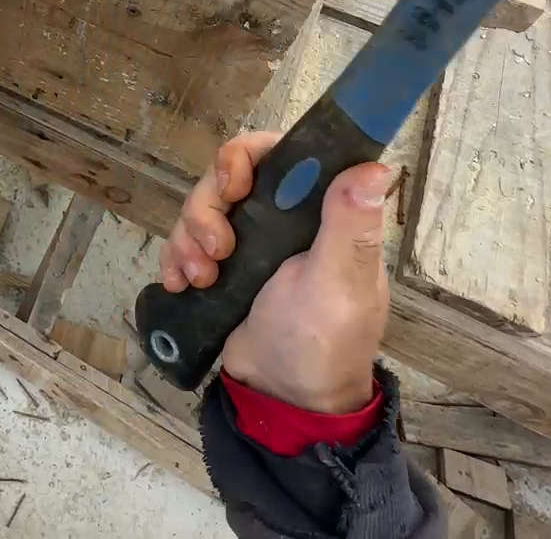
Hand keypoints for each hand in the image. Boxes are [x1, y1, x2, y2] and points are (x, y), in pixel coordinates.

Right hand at [158, 132, 392, 413]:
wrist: (281, 397)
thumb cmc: (321, 340)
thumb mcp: (339, 284)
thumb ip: (349, 226)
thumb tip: (377, 165)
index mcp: (314, 211)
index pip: (277, 153)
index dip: (244, 156)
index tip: (232, 186)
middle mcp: (278, 216)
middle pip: (224, 178)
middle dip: (207, 212)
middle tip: (217, 252)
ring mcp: (243, 239)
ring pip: (197, 208)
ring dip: (188, 240)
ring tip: (200, 280)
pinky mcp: (215, 262)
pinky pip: (180, 240)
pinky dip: (174, 258)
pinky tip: (178, 284)